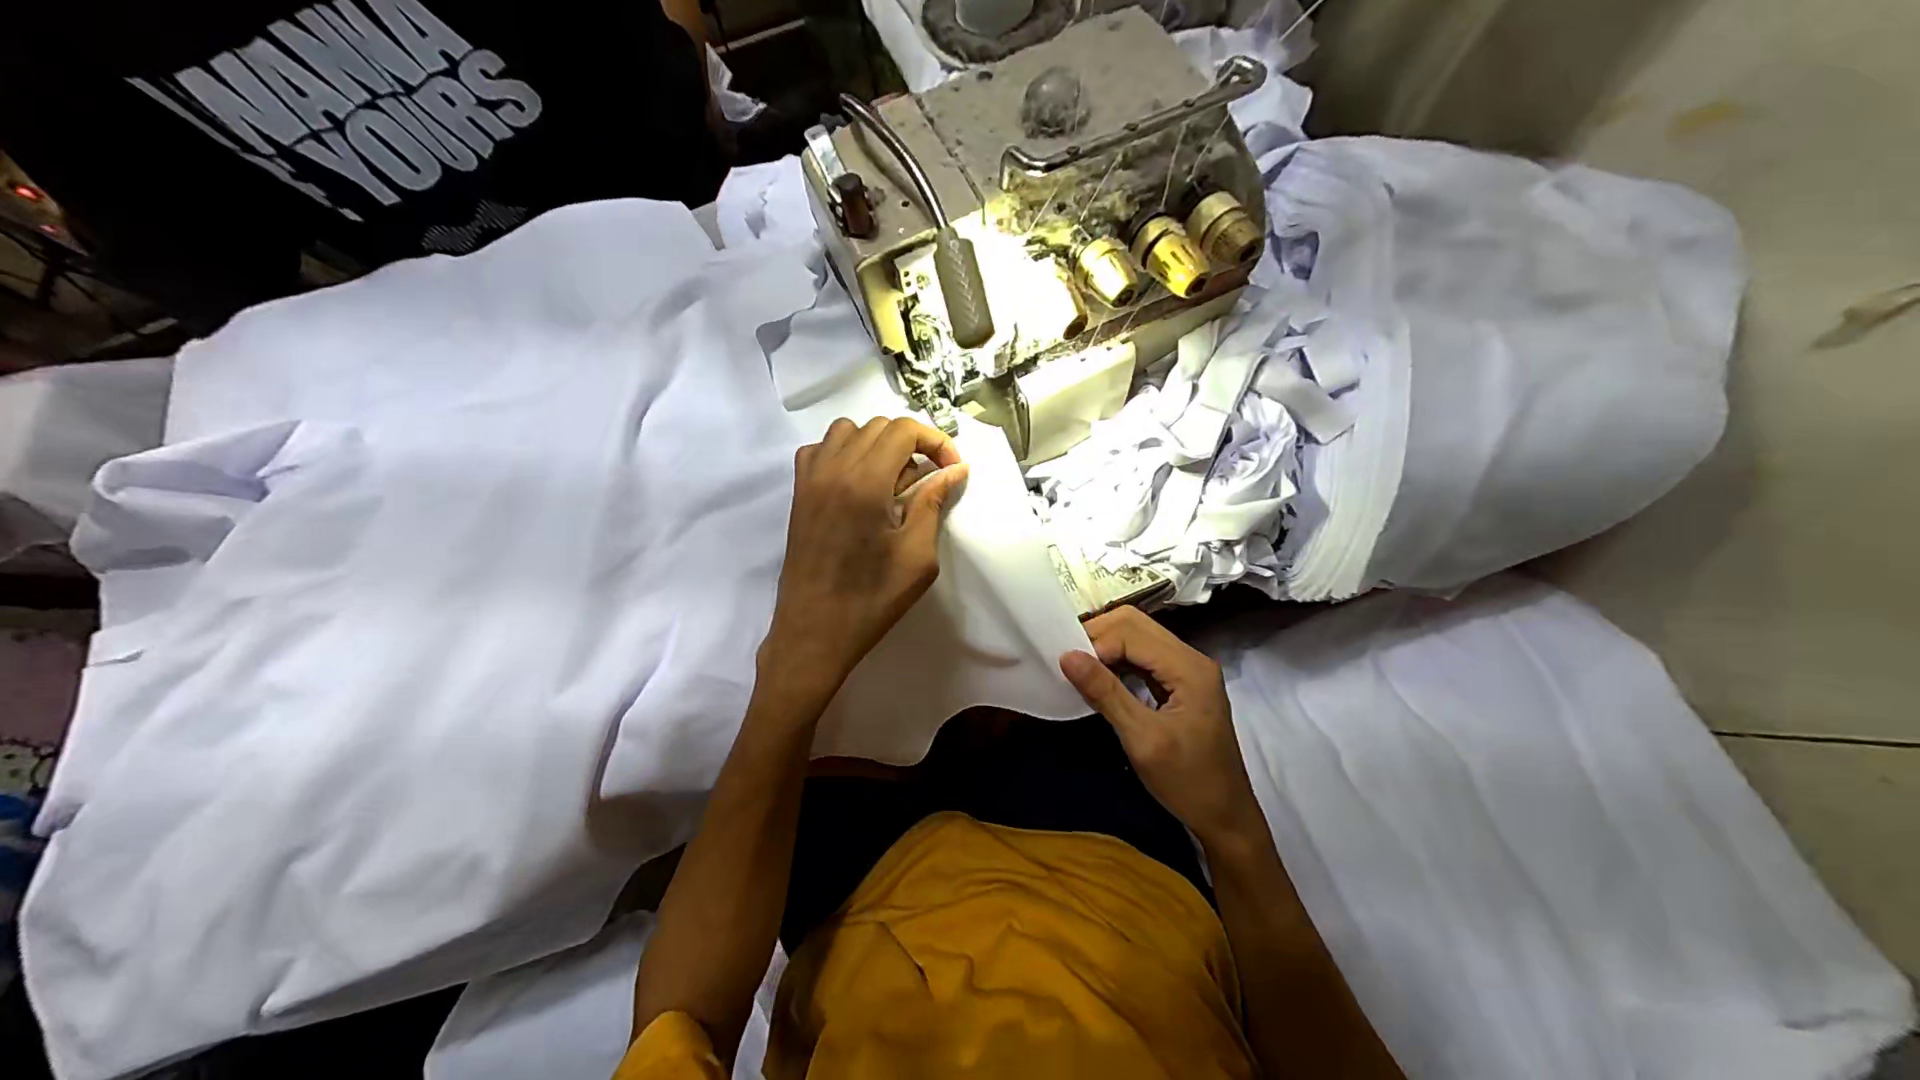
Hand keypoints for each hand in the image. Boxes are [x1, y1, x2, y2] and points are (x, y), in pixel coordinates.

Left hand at [763, 416, 967, 696]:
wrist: (814, 631)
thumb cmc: (871, 600)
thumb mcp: (917, 557)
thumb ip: (933, 504)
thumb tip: (953, 470)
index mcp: (864, 483)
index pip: (903, 430)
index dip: (935, 441)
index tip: (951, 469)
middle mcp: (833, 470)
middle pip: (878, 427)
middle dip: (912, 444)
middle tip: (929, 482)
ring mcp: (810, 480)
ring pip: (848, 431)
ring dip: (878, 445)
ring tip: (894, 482)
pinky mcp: (799, 494)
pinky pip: (821, 451)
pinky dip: (844, 454)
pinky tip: (859, 485)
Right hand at [1059, 607, 1263, 844]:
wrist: (1225, 817)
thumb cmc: (1187, 782)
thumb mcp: (1142, 740)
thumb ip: (1105, 693)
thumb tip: (1067, 656)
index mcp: (1189, 667)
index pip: (1131, 632)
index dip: (1095, 644)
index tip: (1067, 668)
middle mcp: (1191, 658)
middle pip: (1135, 624)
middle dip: (1098, 636)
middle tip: (1068, 660)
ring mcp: (1187, 670)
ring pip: (1138, 637)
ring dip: (1106, 647)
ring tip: (1078, 667)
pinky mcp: (1180, 684)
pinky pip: (1143, 657)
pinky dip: (1118, 661)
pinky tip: (1099, 677)